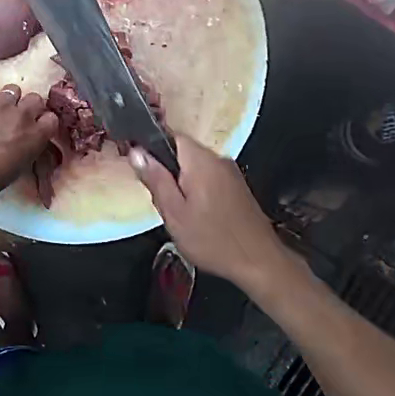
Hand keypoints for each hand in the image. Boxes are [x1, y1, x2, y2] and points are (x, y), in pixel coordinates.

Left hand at [0, 85, 59, 203]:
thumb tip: (26, 142)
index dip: (44, 122)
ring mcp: (0, 106)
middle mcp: (22, 116)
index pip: (51, 118)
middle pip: (35, 98)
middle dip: (29, 106)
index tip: (37, 127)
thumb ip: (28, 148)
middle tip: (19, 118)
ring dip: (10, 99)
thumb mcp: (20, 167)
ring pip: (13, 90)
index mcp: (36, 136)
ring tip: (0, 111)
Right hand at [129, 134, 292, 289]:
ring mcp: (231, 173)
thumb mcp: (174, 212)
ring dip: (184, 186)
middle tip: (164, 203)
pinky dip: (199, 193)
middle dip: (168, 173)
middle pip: (184, 154)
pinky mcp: (237, 187)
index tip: (144, 169)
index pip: (172, 136)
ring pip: (196, 169)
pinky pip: (210, 180)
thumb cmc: (212, 240)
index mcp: (201, 161)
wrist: (257, 259)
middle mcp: (219, 160)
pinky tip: (199, 217)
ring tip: (181, 215)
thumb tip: (137, 153)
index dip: (153, 148)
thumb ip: (156, 179)